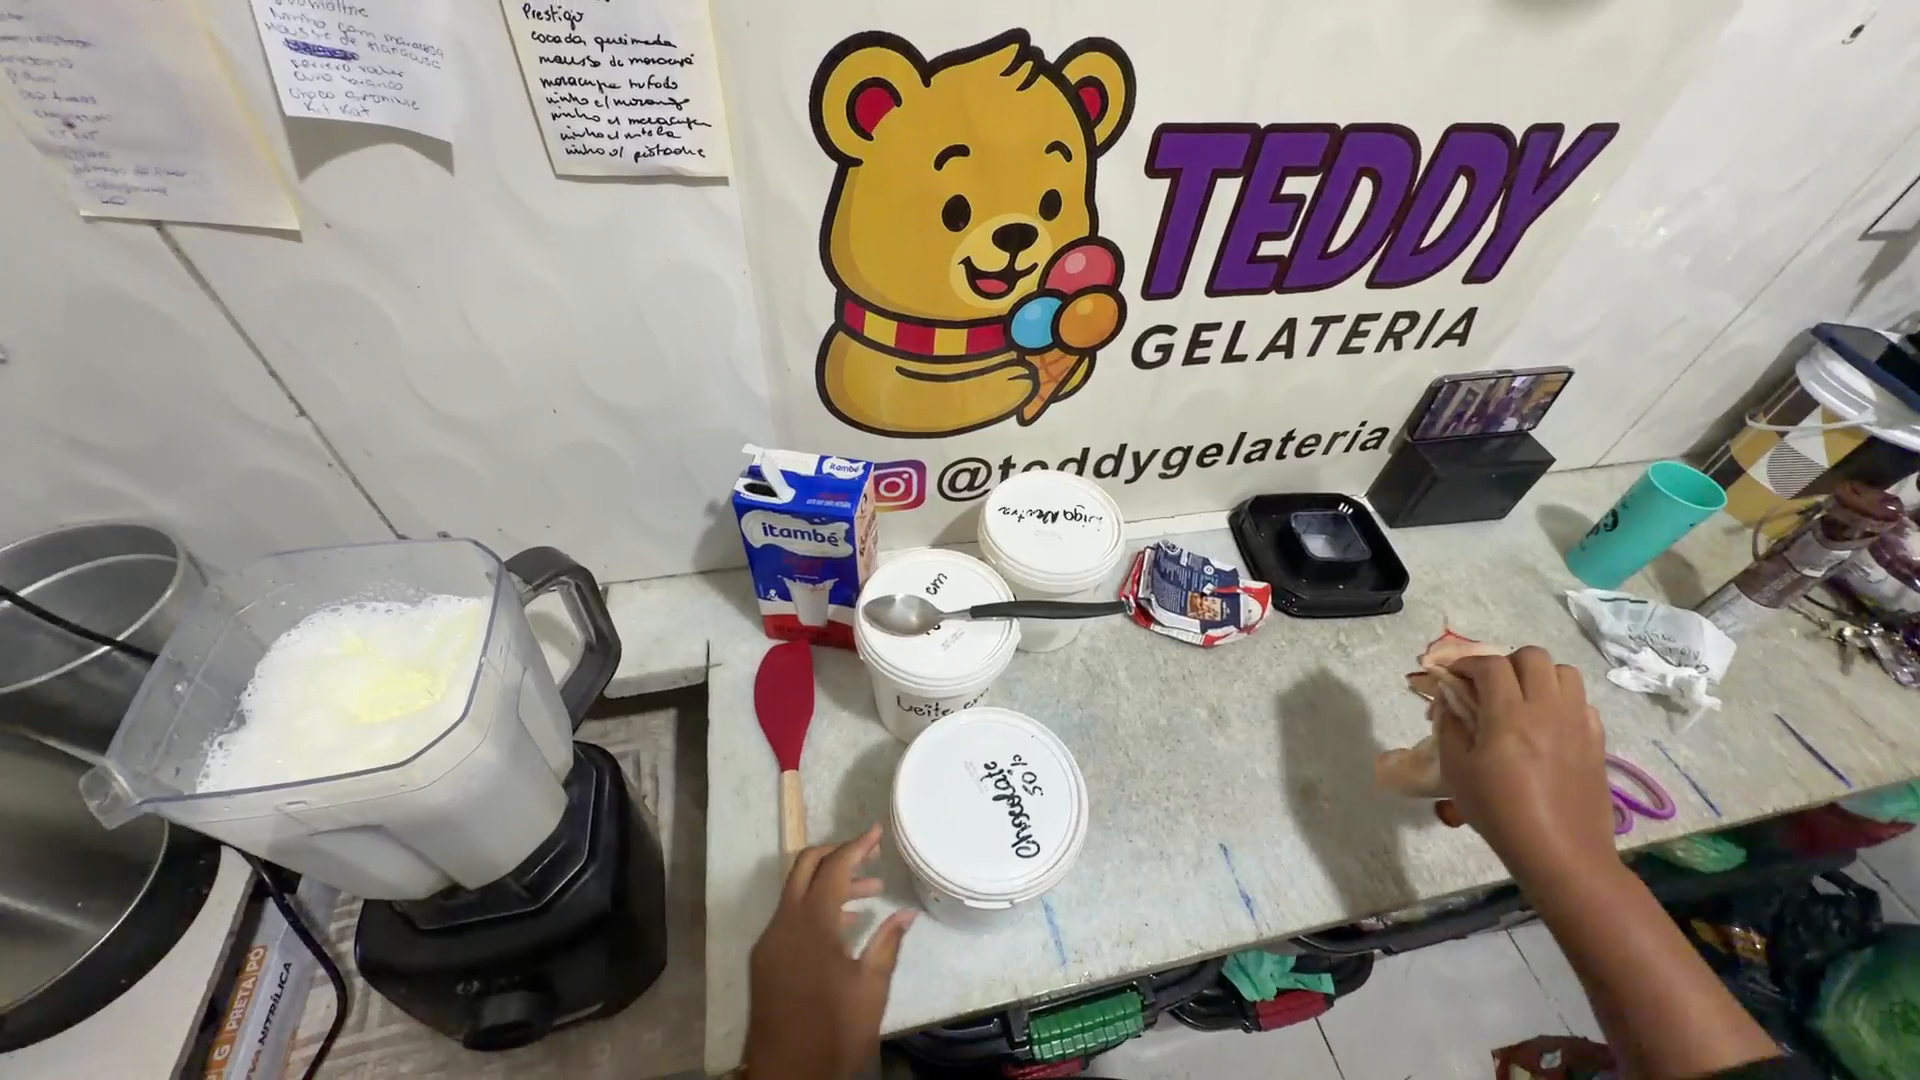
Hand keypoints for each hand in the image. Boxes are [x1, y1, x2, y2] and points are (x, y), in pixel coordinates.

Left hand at [745, 824, 916, 1079]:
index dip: (856, 845)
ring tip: (870, 894)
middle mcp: (785, 923)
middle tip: (870, 856)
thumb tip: (906, 912)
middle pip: (806, 866)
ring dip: (830, 884)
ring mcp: (770, 941)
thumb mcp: (871, 990)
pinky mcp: (765, 960)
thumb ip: (887, 944)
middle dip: (838, 854)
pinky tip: (844, 926)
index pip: (834, 867)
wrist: (786, 1079)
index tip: (876, 832)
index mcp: (811, 924)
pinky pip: (790, 916)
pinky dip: (815, 908)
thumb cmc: (833, 1033)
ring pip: (797, 892)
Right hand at [1435, 647, 1617, 879]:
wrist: (1561, 853)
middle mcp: (1548, 710)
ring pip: (1564, 673)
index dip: (1467, 664)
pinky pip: (1582, 702)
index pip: (1490, 665)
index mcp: (1509, 716)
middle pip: (1533, 657)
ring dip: (1538, 676)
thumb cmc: (1498, 811)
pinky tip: (1544, 725)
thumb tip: (1450, 700)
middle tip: (1488, 687)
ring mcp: (1578, 724)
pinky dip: (1560, 700)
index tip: (1453, 677)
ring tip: (1519, 700)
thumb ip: (1450, 725)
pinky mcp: (1596, 742)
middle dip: (1505, 663)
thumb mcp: (1456, 769)